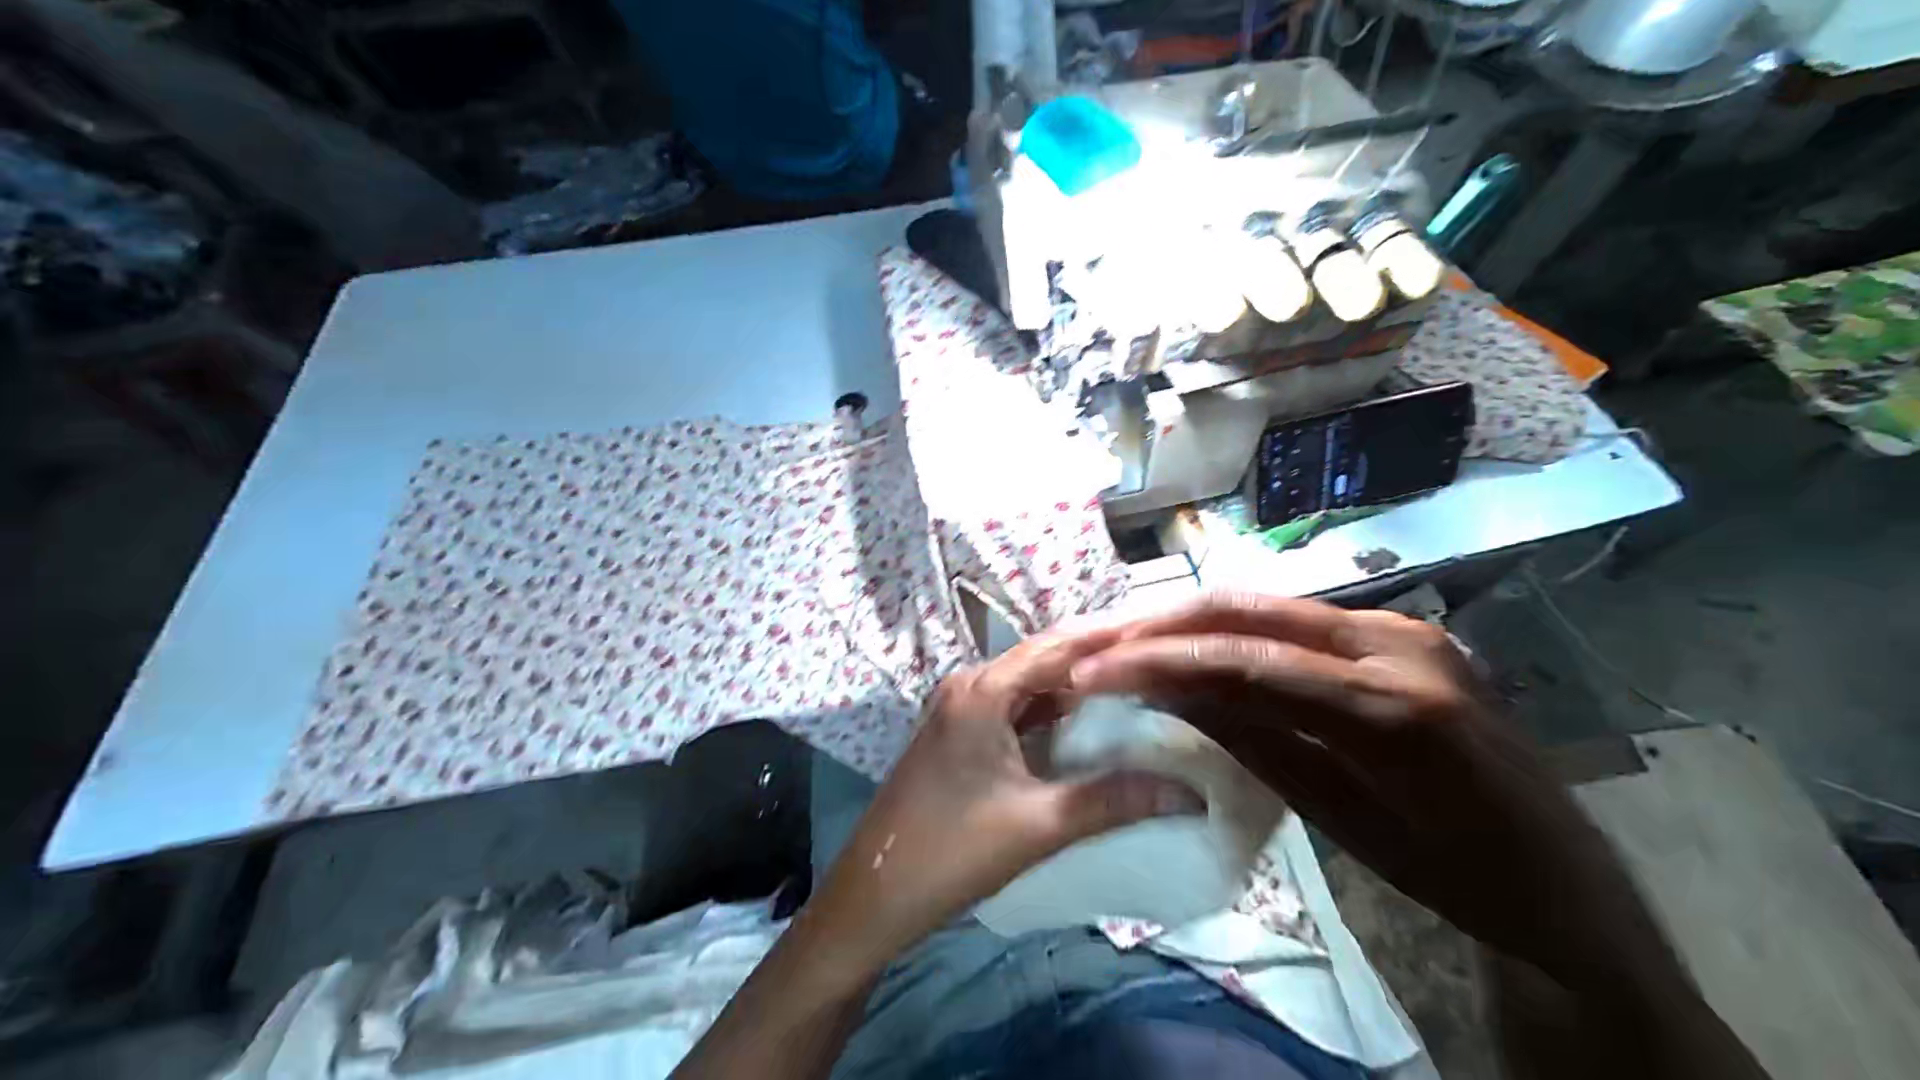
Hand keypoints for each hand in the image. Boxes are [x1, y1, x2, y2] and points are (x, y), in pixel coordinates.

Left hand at [801, 634, 1203, 981]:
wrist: (875, 892)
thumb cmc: (953, 849)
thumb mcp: (1039, 824)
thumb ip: (1113, 800)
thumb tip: (1189, 791)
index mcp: (982, 691)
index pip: (1056, 647)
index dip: (1106, 635)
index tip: (1154, 628)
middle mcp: (967, 687)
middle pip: (1040, 660)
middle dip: (1094, 658)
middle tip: (1152, 657)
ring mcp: (956, 710)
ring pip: (1024, 685)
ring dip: (1070, 687)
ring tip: (1128, 685)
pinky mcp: (954, 735)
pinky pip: (1009, 708)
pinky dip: (1045, 711)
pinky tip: (1079, 724)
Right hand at [1062, 591, 1670, 992]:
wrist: (1565, 882)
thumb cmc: (1453, 876)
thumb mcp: (1338, 818)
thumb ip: (1253, 738)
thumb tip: (1169, 689)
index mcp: (1393, 707)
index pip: (1246, 661)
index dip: (1161, 660)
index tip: (1096, 668)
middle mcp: (1401, 644)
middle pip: (1253, 611)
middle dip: (1166, 625)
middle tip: (1103, 643)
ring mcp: (1408, 629)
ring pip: (1272, 606)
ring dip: (1196, 622)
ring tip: (1134, 640)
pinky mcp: (1405, 632)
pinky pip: (1303, 620)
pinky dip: (1240, 630)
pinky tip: (1200, 643)